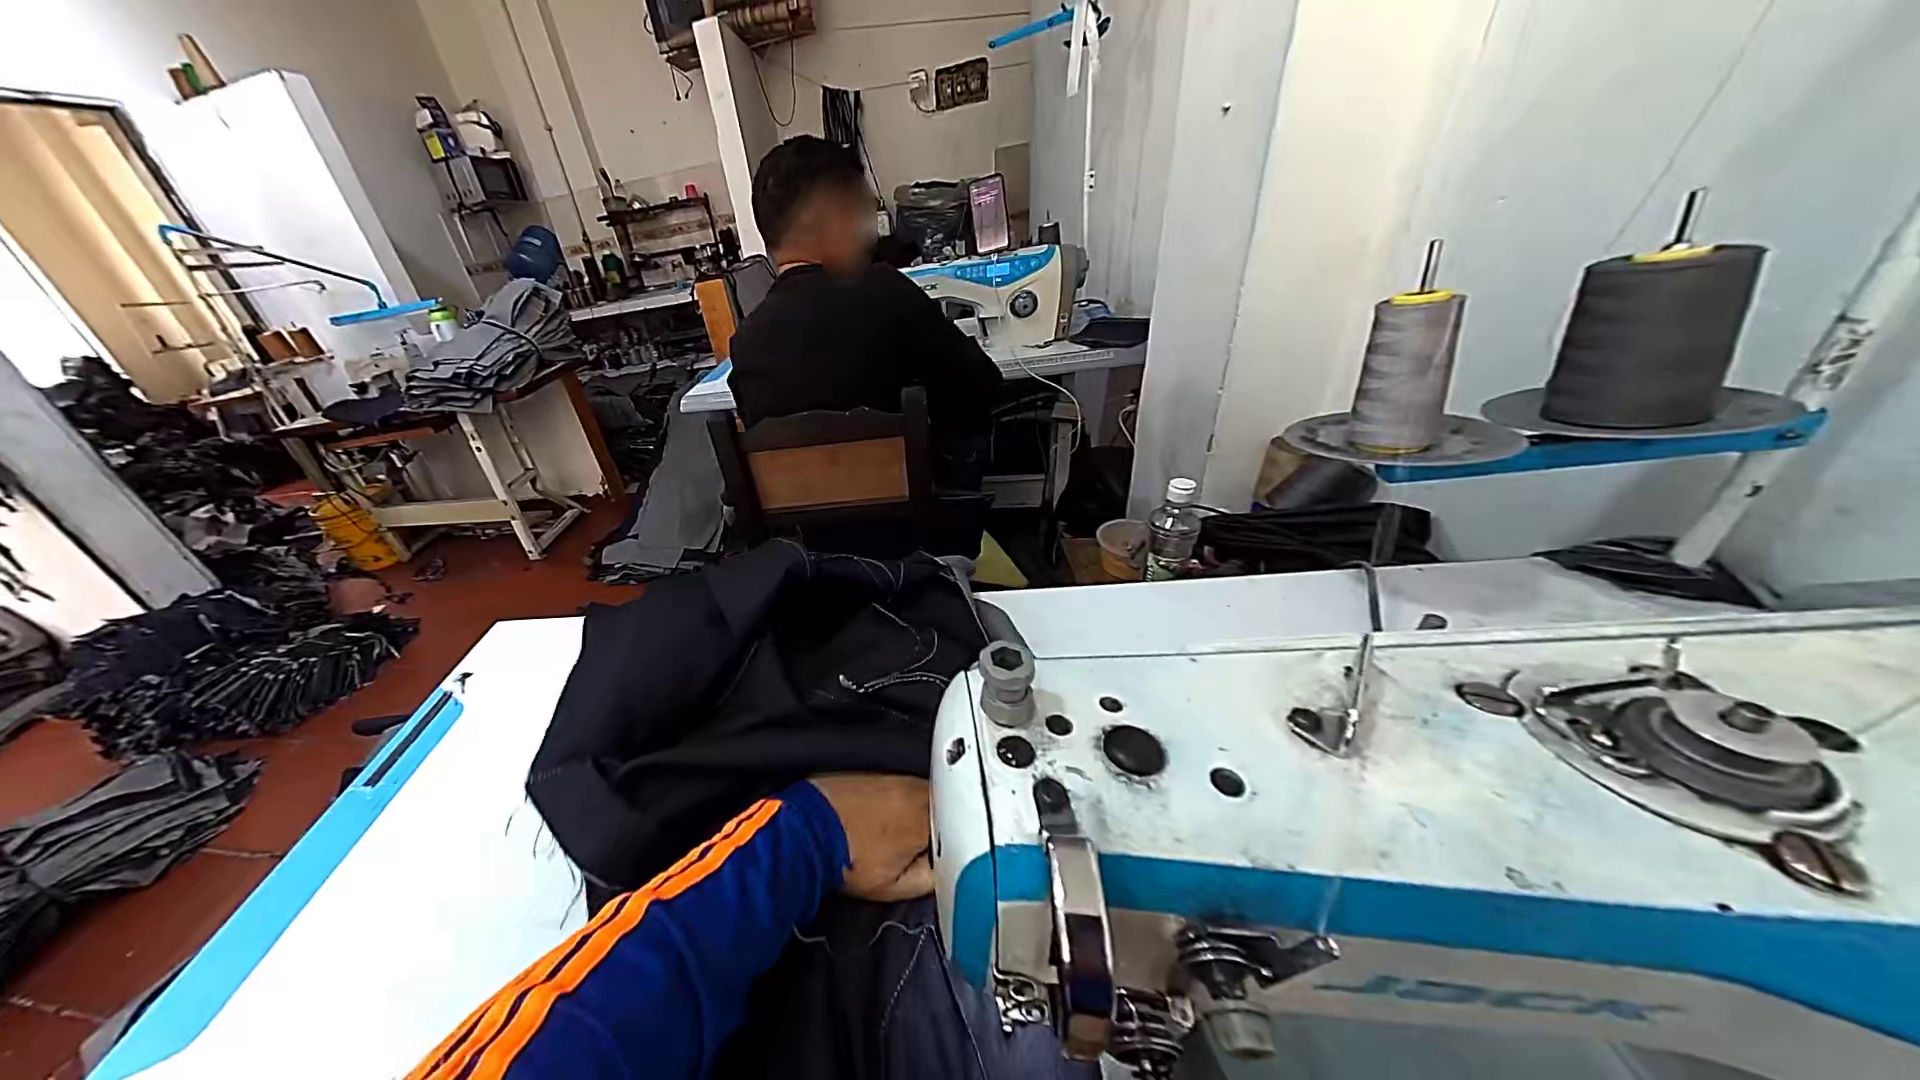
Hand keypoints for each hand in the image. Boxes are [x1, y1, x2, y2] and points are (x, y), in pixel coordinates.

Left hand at [807, 774, 933, 901]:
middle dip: (929, 831)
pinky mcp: (877, 772)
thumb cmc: (846, 857)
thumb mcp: (895, 886)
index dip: (943, 850)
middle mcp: (918, 789)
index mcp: (931, 816)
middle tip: (903, 852)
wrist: (806, 831)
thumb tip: (945, 875)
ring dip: (910, 815)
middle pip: (940, 811)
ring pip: (918, 798)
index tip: (928, 862)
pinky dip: (891, 802)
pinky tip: (872, 819)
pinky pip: (897, 787)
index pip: (955, 832)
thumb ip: (931, 880)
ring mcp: (896, 776)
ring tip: (883, 837)